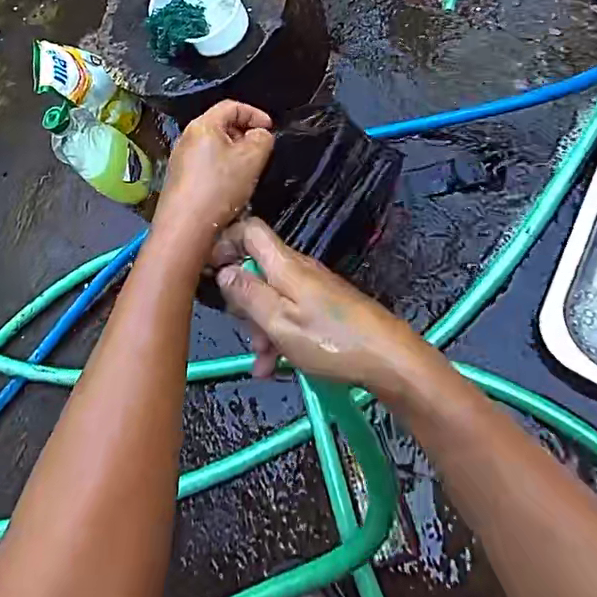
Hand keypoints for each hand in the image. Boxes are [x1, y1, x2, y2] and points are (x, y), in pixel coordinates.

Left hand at [153, 100, 274, 240]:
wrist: (185, 227)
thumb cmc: (219, 188)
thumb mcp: (252, 159)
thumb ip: (262, 139)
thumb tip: (260, 134)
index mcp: (203, 125)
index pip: (232, 106)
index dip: (255, 113)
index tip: (270, 128)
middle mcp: (187, 138)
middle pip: (221, 125)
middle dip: (245, 133)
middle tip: (261, 150)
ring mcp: (180, 159)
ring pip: (214, 146)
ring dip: (235, 153)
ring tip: (248, 170)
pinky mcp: (180, 179)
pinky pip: (206, 163)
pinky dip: (222, 167)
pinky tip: (230, 186)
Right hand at [212, 217, 436, 394]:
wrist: (388, 359)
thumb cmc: (330, 340)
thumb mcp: (279, 322)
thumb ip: (248, 294)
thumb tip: (223, 270)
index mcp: (285, 264)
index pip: (250, 230)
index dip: (225, 242)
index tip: (208, 269)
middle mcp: (298, 269)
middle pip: (257, 268)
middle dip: (242, 299)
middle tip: (243, 331)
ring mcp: (313, 289)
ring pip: (272, 298)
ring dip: (261, 327)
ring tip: (263, 362)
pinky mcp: (324, 308)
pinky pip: (290, 315)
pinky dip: (280, 336)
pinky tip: (276, 367)